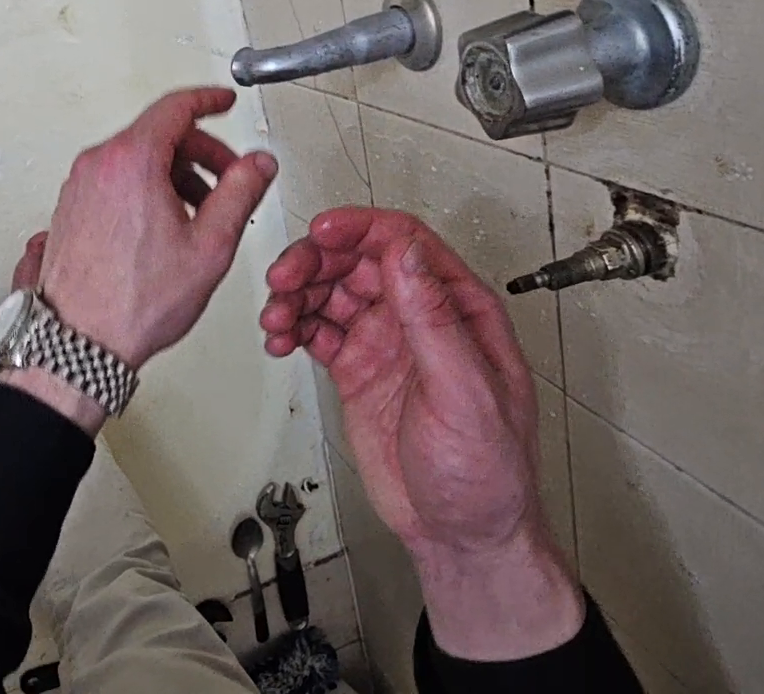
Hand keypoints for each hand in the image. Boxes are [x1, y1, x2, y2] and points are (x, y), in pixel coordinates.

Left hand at [38, 87, 277, 370]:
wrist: (79, 340)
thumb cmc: (134, 302)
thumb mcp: (209, 245)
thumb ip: (240, 193)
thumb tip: (257, 164)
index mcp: (132, 161)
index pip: (175, 108)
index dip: (208, 101)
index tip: (223, 101)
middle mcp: (99, 165)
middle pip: (158, 134)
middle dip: (201, 152)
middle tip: (229, 179)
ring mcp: (80, 186)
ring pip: (137, 158)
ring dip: (176, 174)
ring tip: (200, 214)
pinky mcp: (72, 207)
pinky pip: (116, 180)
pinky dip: (147, 188)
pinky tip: (166, 226)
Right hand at [261, 207, 582, 660]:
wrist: (459, 534)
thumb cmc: (486, 472)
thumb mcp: (465, 394)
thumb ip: (433, 319)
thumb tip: (405, 253)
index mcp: (457, 309)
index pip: (404, 243)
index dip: (359, 228)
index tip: (321, 233)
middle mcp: (417, 316)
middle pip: (356, 260)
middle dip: (314, 262)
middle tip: (283, 280)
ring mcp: (383, 339)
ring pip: (329, 290)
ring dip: (296, 294)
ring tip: (277, 317)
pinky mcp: (356, 367)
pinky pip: (316, 329)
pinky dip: (292, 326)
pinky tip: (281, 338)